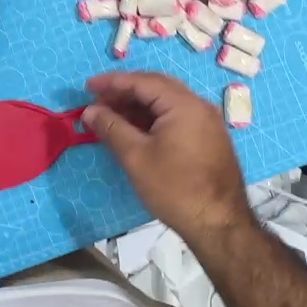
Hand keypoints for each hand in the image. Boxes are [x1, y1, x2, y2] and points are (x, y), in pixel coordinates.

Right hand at [84, 71, 251, 244]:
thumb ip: (111, 127)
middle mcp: (199, 106)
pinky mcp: (209, 138)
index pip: (142, 82)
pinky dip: (153, 117)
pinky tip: (135, 129)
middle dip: (125, 91)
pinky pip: (177, 116)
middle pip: (156, 87)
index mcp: (183, 105)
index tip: (87, 87)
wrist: (219, 224)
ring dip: (138, 105)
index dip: (112, 82)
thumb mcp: (135, 157)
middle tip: (98, 100)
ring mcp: (207, 122)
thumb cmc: (174, 188)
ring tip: (112, 116)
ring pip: (167, 102)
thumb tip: (89, 110)